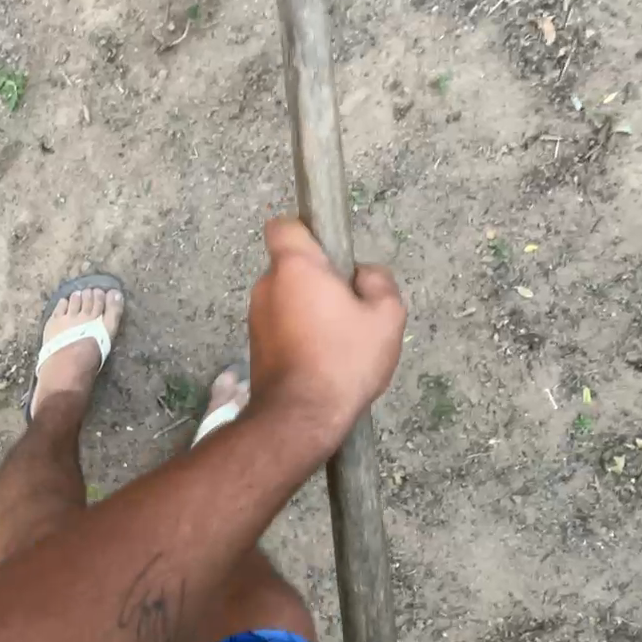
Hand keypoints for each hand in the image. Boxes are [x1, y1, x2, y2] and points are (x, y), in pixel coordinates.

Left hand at [247, 217, 405, 452]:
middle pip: (292, 265)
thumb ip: (378, 281)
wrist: (300, 415)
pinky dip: (299, 331)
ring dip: (310, 308)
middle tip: (349, 306)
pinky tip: (322, 356)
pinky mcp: (254, 343)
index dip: (306, 232)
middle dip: (318, 278)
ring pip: (288, 297)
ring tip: (339, 338)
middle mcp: (266, 286)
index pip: (283, 226)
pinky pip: (281, 323)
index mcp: (293, 267)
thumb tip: (362, 274)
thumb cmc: (344, 360)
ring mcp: (255, 316)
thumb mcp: (387, 316)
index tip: (330, 253)